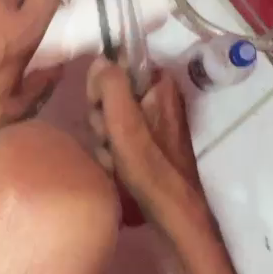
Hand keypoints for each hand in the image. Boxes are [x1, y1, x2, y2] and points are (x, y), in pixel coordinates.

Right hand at [86, 57, 208, 229]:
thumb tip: (99, 61)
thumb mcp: (124, 122)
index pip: (117, 63)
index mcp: (159, 83)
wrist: (173, 212)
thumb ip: (111, 85)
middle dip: (102, 119)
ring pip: (110, 118)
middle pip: (110, 94)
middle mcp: (159, 98)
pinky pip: (119, 138)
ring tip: (115, 159)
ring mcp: (154, 122)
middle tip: (109, 140)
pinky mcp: (149, 145)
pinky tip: (117, 168)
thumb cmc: (150, 167)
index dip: (101, 85)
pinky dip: (114, 153)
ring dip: (105, 140)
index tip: (100, 108)